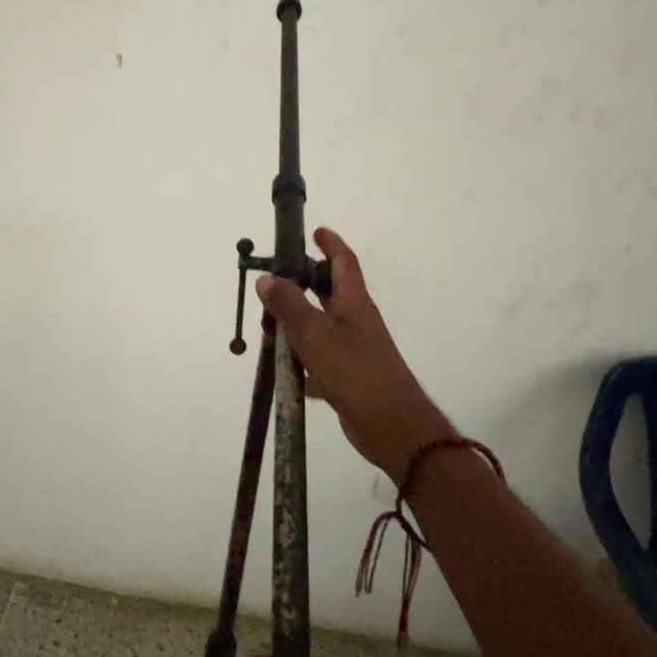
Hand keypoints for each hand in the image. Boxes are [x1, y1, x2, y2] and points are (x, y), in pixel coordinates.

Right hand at [255, 228, 454, 479]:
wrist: (390, 425)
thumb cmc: (355, 372)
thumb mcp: (314, 335)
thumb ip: (289, 305)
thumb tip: (266, 277)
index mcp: (354, 303)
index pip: (344, 263)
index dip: (331, 244)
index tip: (315, 231)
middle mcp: (356, 320)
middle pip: (329, 292)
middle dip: (303, 284)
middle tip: (274, 283)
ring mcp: (354, 348)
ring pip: (320, 326)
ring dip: (297, 324)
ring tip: (269, 328)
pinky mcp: (348, 375)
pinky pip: (320, 357)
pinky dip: (303, 360)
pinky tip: (286, 372)